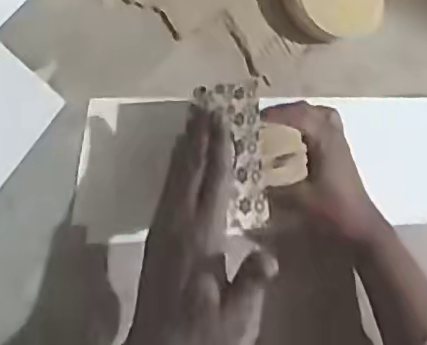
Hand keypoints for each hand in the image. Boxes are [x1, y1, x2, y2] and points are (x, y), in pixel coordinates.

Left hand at [127, 110, 276, 344]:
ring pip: (175, 176)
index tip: (223, 119)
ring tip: (191, 119)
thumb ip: (251, 283)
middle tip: (206, 105)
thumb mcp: (235, 319)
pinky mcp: (155, 237)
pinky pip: (165, 190)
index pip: (214, 182)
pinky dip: (173, 167)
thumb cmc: (202, 335)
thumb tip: (271, 254)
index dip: (220, 149)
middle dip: (200, 136)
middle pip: (191, 170)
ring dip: (185, 146)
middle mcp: (179, 223)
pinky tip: (177, 159)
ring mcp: (163, 228)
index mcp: (202, 236)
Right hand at [259, 102, 384, 246]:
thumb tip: (252, 174)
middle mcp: (333, 133)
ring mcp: (339, 140)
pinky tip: (295, 139)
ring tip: (277, 126)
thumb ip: (276, 185)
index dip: (275, 114)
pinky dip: (306, 123)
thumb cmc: (333, 211)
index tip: (254, 121)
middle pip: (306, 110)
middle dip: (283, 112)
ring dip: (296, 115)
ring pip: (316, 114)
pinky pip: (322, 123)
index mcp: (325, 139)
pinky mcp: (340, 149)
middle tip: (262, 123)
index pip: (298, 114)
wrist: (362, 227)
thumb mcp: (300, 199)